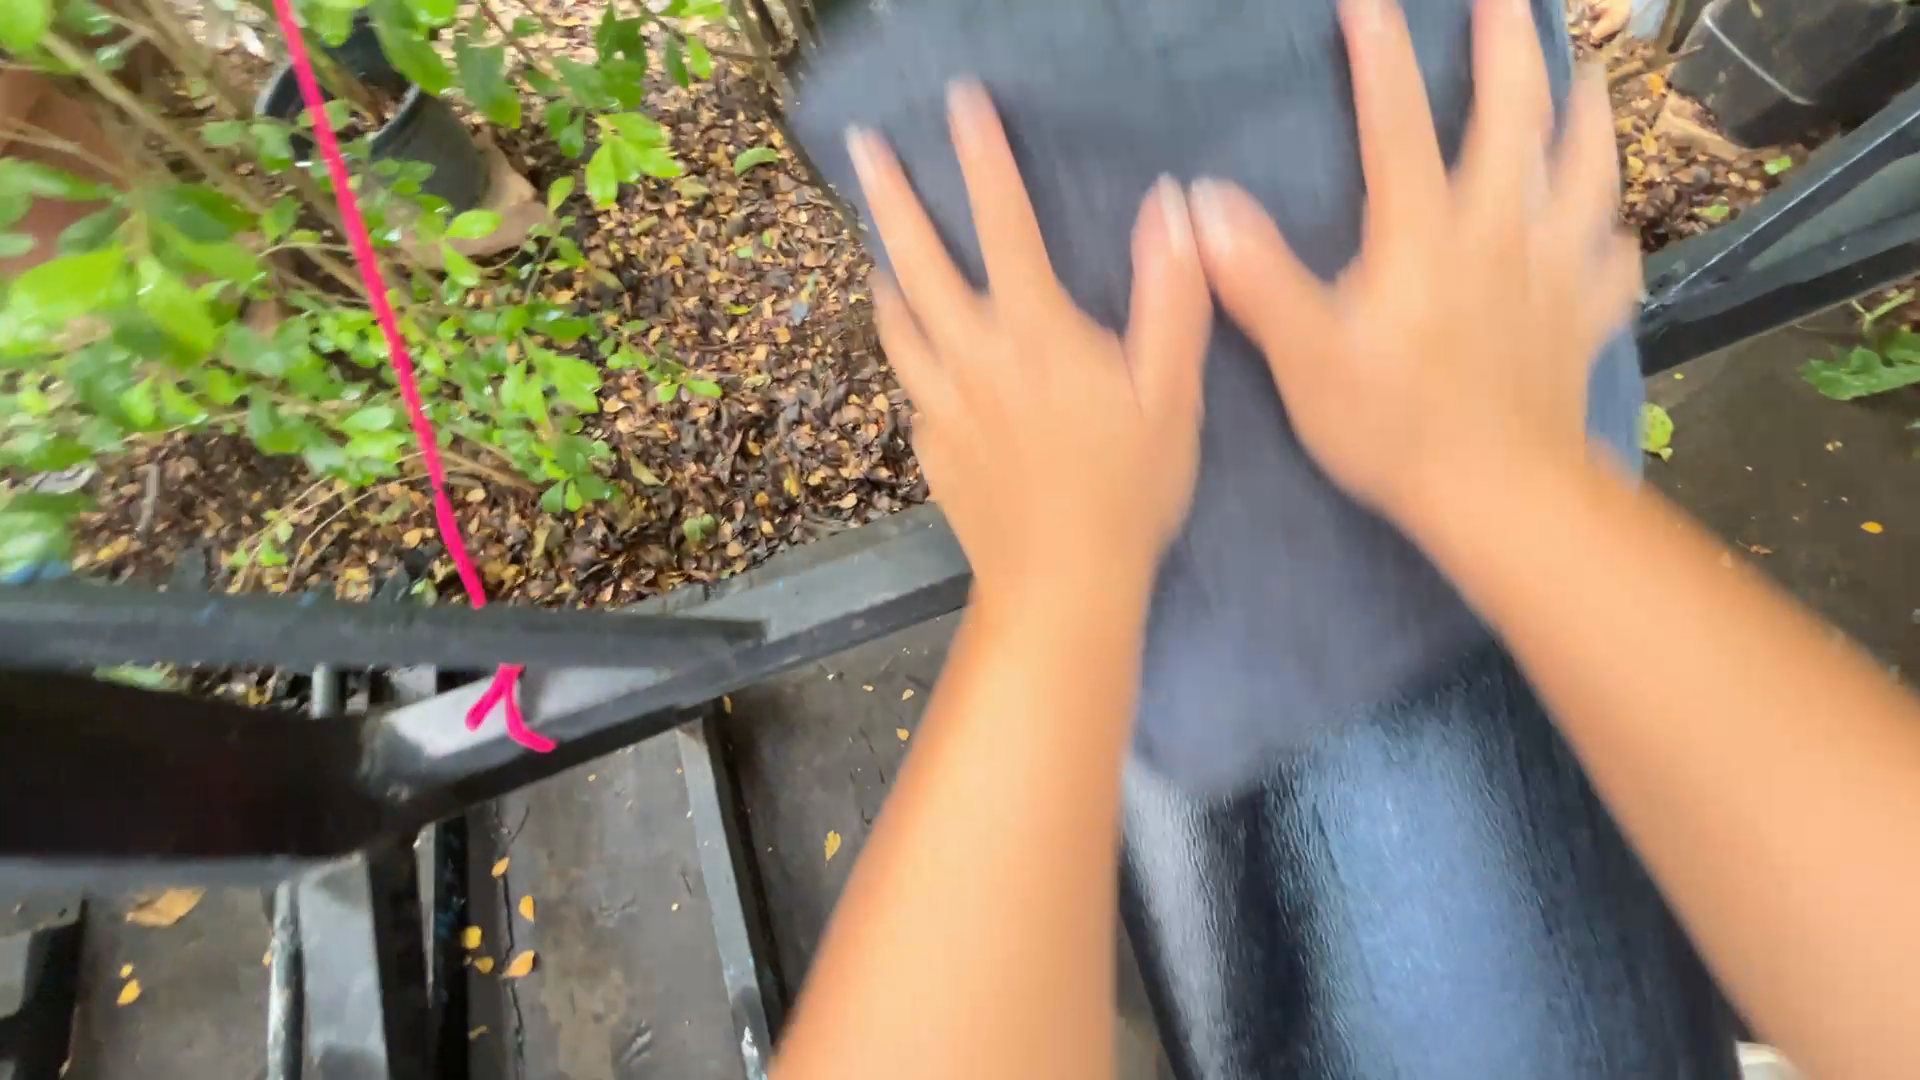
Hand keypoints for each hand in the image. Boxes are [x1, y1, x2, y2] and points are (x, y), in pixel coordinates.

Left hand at [848, 81, 1211, 599]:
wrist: (1061, 582)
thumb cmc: (1127, 491)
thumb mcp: (1172, 395)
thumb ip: (1169, 298)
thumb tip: (1169, 207)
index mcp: (1034, 334)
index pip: (1004, 222)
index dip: (983, 156)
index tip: (961, 103)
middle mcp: (973, 358)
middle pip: (919, 263)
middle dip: (892, 198)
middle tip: (865, 150)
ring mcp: (940, 406)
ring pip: (896, 327)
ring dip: (884, 279)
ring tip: (874, 252)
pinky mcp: (929, 449)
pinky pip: (909, 389)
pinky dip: (908, 359)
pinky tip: (917, 361)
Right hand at [1188, 0, 1639, 526]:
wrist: (1493, 491)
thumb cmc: (1388, 425)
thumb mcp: (1303, 355)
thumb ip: (1256, 277)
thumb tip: (1202, 205)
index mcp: (1423, 235)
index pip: (1397, 125)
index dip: (1378, 57)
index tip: (1366, 4)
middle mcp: (1499, 230)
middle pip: (1516, 115)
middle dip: (1508, 45)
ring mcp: (1554, 268)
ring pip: (1588, 163)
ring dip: (1584, 105)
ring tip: (1579, 72)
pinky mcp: (1583, 314)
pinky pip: (1611, 251)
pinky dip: (1609, 221)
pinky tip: (1602, 219)